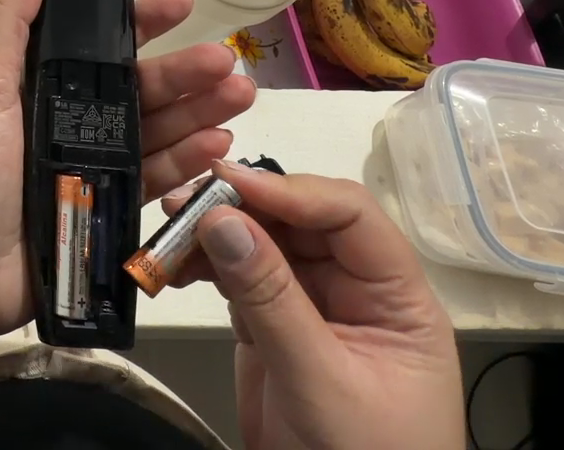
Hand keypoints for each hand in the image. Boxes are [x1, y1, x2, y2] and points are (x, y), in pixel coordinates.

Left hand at [0, 0, 256, 343]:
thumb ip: (9, 23)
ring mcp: (89, 164)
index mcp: (37, 84)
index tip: (181, 5)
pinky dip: (187, 161)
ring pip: (154, 129)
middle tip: (228, 61)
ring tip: (241, 97)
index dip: (139, 24)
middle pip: (136, 87)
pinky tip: (219, 145)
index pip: (96, 46)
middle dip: (183, 71)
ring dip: (198, 112)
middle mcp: (67, 118)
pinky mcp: (106, 208)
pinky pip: (153, 178)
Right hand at [171, 163, 460, 449]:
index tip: (226, 182)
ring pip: (260, 242)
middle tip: (181, 203)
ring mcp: (309, 304)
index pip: (349, 216)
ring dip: (212, 233)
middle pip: (297, 221)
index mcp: (396, 297)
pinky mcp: (270, 323)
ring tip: (167, 232)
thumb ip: (270, 298)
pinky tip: (174, 264)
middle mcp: (354, 289)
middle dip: (239, 208)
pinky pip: (236, 274)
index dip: (289, 192)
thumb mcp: (319, 380)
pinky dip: (203, 263)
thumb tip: (220, 218)